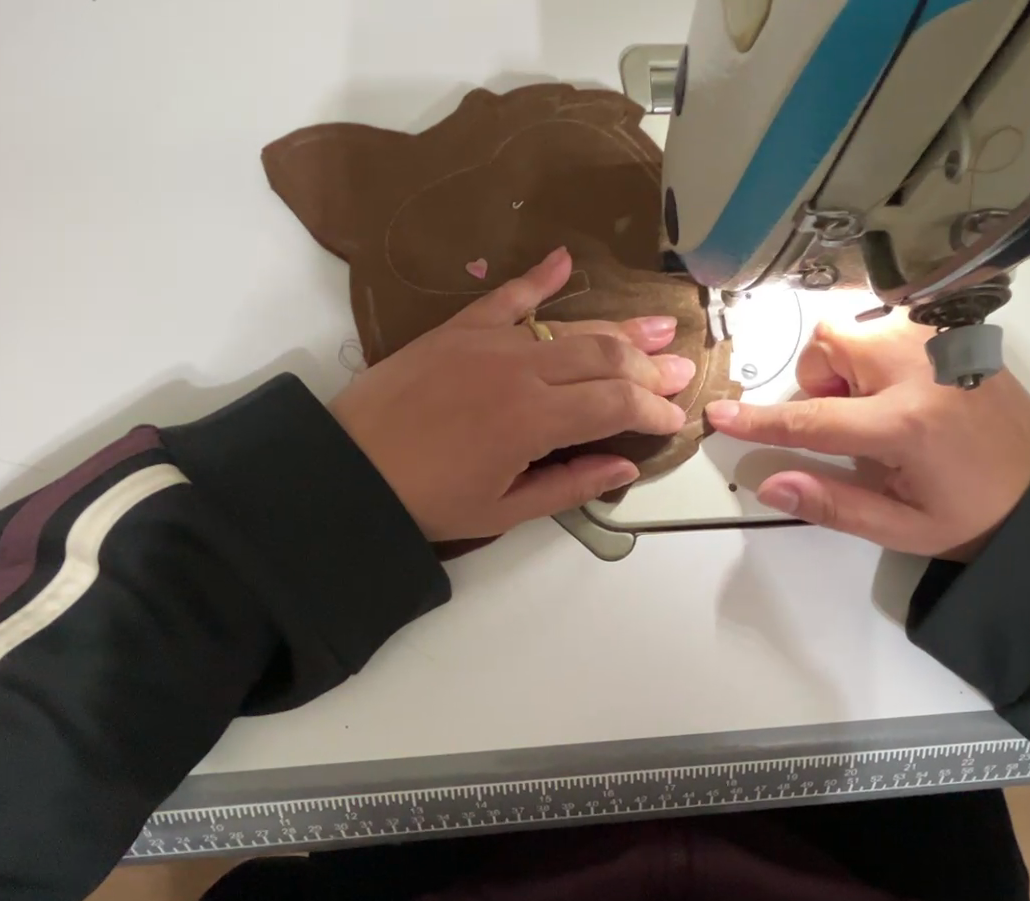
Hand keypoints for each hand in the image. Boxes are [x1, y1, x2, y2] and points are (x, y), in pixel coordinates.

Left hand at [331, 248, 694, 541]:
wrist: (349, 468)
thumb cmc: (428, 500)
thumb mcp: (504, 511)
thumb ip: (570, 486)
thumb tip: (625, 467)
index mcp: (535, 422)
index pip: (617, 404)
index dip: (654, 410)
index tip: (675, 419)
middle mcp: (522, 371)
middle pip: (604, 358)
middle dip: (649, 367)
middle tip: (680, 370)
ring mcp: (490, 342)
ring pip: (570, 327)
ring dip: (618, 329)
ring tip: (656, 326)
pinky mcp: (458, 329)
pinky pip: (506, 296)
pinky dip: (537, 277)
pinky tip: (564, 260)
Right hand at [704, 315, 1029, 559]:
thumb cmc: (973, 515)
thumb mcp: (901, 528)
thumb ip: (834, 504)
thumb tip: (772, 485)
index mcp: (907, 425)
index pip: (812, 417)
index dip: (759, 420)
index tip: (719, 414)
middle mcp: (922, 368)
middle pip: (830, 342)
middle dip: (818, 378)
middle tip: (846, 420)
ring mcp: (944, 342)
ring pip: (857, 326)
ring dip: (847, 365)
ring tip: (878, 406)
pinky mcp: (958, 333)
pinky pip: (889, 323)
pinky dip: (875, 351)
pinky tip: (902, 387)